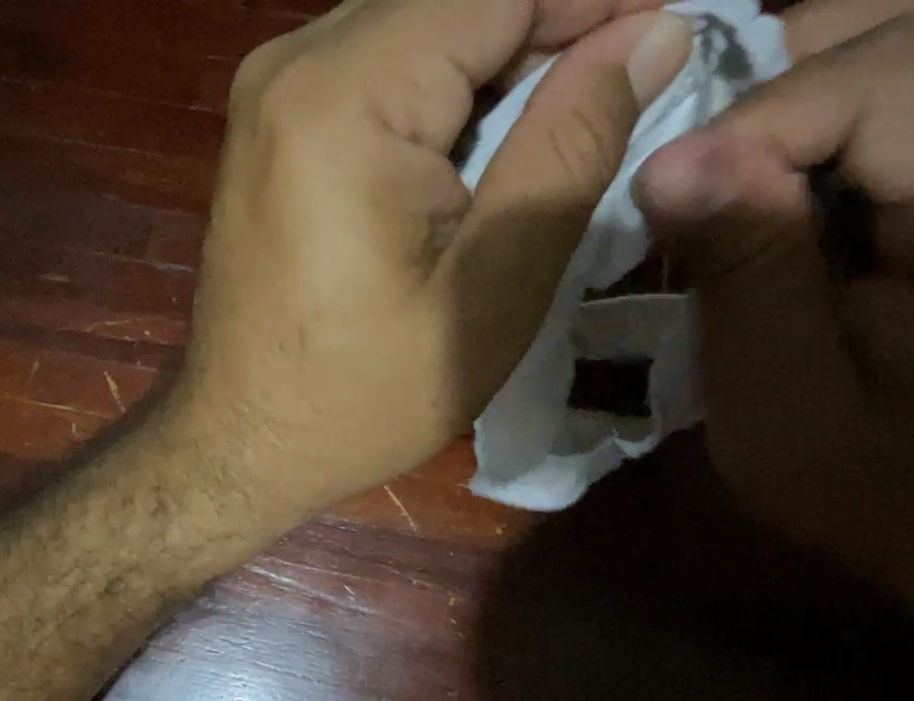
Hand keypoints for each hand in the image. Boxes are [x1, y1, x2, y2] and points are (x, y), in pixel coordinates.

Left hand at [169, 0, 691, 524]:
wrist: (243, 442)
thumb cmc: (364, 395)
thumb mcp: (490, 289)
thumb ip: (570, 149)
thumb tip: (651, 36)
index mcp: (344, 97)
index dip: (594, 1)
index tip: (670, 37)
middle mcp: (292, 65)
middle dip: (549, 26)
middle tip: (632, 81)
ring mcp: (272, 93)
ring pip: (416, 28)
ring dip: (501, 58)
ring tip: (572, 115)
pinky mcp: (271, 128)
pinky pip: (374, 71)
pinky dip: (444, 91)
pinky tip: (490, 139)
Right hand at [635, 0, 913, 584]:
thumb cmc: (863, 486)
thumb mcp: (778, 405)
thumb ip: (743, 273)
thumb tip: (672, 157)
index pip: (890, 71)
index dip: (761, 114)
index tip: (674, 193)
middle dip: (800, 61)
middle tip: (714, 150)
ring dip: (835, 64)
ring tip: (752, 148)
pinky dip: (862, 90)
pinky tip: (804, 166)